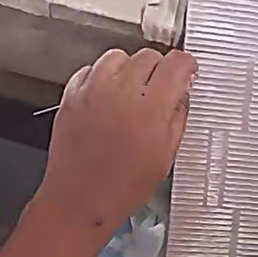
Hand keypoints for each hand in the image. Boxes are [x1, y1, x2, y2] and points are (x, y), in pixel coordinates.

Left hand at [31, 47, 195, 237]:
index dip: (186, 66)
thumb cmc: (121, 188)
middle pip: (148, 56)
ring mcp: (92, 90)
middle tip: (160, 89)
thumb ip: (176, 119)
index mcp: (150, 108)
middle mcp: (120, 92)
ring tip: (132, 92)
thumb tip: (180, 96)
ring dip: (130, 69)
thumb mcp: (164, 157)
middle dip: (159, 69)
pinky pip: (91, 70)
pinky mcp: (71, 95)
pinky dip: (103, 78)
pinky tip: (108, 98)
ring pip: (118, 56)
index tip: (186, 72)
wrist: (80, 201)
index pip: (176, 63)